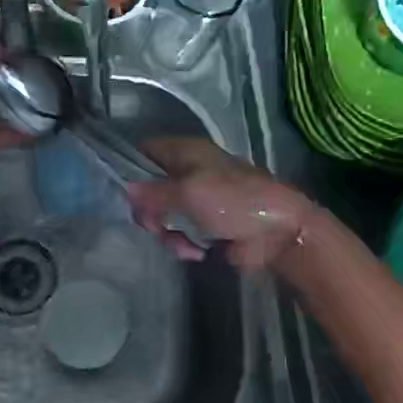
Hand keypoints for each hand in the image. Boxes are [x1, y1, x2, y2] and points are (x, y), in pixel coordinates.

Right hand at [128, 137, 317, 269]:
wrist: (278, 231)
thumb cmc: (234, 201)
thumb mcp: (188, 192)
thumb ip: (153, 192)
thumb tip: (127, 190)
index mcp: (185, 152)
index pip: (144, 150)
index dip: (129, 168)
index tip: (124, 194)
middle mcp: (187, 172)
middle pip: (148, 190)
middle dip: (151, 213)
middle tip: (158, 227)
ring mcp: (196, 200)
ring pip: (162, 216)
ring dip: (168, 234)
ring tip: (186, 245)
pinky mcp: (205, 225)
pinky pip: (179, 233)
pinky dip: (184, 244)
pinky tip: (197, 252)